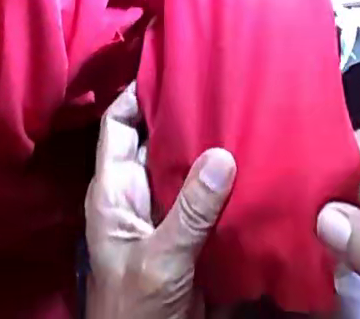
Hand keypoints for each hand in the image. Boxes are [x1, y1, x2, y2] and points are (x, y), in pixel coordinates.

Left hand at [85, 85, 236, 318]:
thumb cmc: (134, 311)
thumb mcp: (160, 259)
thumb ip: (189, 210)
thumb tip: (222, 154)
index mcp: (113, 188)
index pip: (118, 124)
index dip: (136, 93)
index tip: (167, 65)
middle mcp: (135, 191)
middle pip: (155, 139)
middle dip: (181, 114)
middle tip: (215, 83)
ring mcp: (161, 211)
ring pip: (182, 165)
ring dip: (205, 146)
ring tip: (235, 112)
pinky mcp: (187, 233)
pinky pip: (204, 195)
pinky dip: (221, 179)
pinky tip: (246, 161)